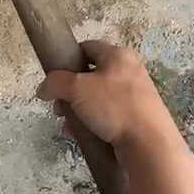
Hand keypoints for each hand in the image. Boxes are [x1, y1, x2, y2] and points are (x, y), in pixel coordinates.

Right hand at [37, 41, 181, 157]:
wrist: (150, 146)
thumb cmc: (114, 107)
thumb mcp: (77, 89)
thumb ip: (55, 82)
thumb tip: (43, 88)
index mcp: (119, 55)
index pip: (87, 47)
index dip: (67, 59)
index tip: (55, 77)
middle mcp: (130, 71)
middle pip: (90, 76)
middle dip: (70, 92)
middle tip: (60, 107)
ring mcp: (136, 96)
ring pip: (97, 99)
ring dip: (78, 111)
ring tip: (69, 126)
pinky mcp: (138, 118)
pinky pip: (109, 116)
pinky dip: (93, 123)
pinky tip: (83, 136)